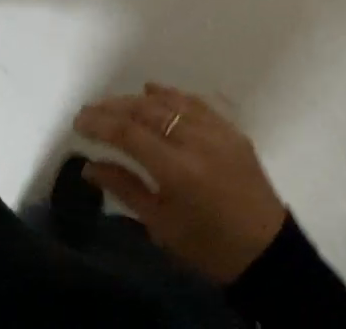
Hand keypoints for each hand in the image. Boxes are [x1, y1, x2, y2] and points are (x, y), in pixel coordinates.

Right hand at [73, 83, 288, 283]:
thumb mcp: (160, 225)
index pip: (128, 134)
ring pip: (170, 102)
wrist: (267, 253)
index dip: (99, 123)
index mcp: (177, 170)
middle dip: (114, 107)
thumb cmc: (207, 246)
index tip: (79, 121)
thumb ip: (124, 188)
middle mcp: (196, 142)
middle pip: (146, 111)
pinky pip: (196, 103)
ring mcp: (217, 132)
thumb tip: (88, 166)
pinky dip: (172, 95)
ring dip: (139, 99)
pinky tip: (154, 92)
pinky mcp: (232, 131)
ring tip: (116, 102)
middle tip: (91, 110)